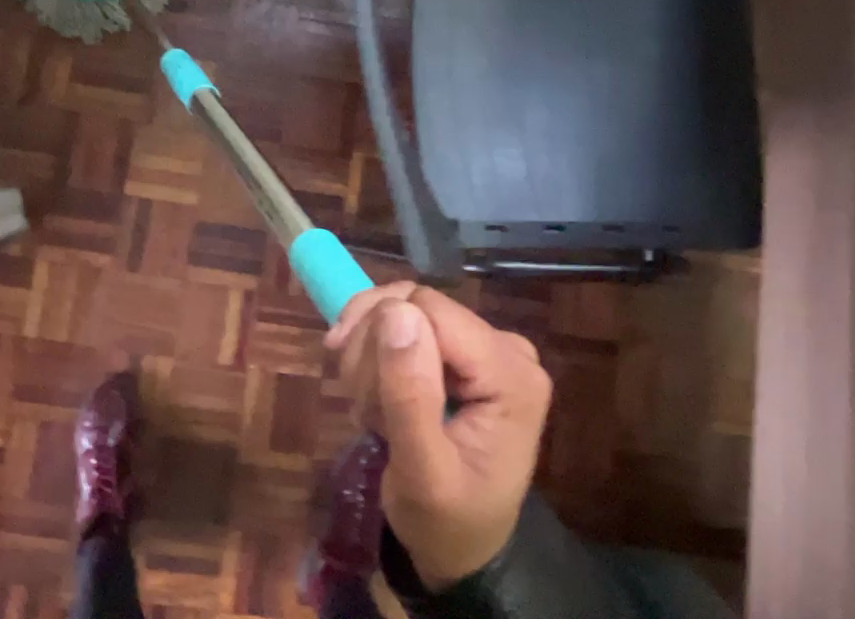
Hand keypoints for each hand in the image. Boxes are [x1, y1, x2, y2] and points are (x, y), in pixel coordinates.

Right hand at [326, 284, 551, 590]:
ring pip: (402, 310)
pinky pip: (405, 325)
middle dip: (372, 351)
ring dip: (370, 358)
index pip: (429, 309)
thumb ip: (410, 394)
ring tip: (373, 412)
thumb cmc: (445, 523)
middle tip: (363, 408)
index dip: (378, 330)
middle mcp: (507, 349)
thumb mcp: (422, 473)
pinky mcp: (465, 352)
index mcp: (511, 375)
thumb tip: (395, 312)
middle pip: (414, 304)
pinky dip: (377, 359)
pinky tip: (380, 400)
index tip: (344, 375)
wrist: (461, 551)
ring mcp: (487, 348)